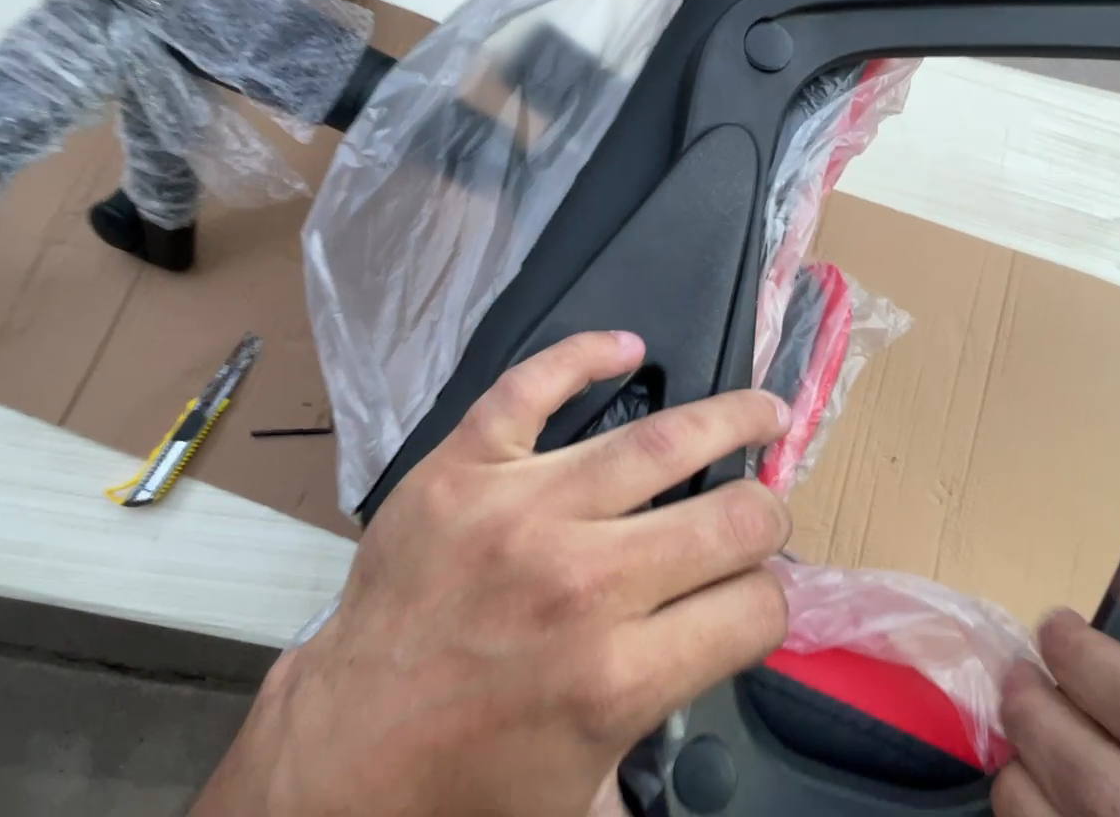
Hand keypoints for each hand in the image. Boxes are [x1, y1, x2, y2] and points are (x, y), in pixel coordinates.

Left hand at [192, 331, 794, 816]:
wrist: (350, 744)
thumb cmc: (468, 774)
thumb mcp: (592, 785)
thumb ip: (671, 712)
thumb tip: (726, 636)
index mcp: (622, 676)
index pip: (755, 607)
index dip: (769, 599)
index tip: (754, 591)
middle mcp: (583, 583)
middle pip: (732, 520)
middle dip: (766, 512)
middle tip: (763, 505)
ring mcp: (520, 510)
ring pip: (658, 443)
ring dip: (727, 419)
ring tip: (759, 408)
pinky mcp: (464, 467)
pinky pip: (532, 388)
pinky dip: (583, 357)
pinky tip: (626, 347)